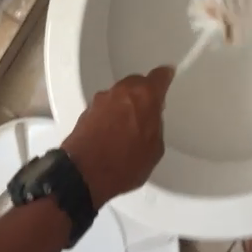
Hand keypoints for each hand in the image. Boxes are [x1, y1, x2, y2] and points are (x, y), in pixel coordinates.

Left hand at [62, 67, 172, 207]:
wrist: (84, 174)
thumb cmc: (125, 164)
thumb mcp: (154, 150)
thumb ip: (156, 125)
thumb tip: (150, 119)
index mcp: (145, 96)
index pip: (160, 76)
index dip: (165, 77)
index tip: (167, 77)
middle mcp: (123, 90)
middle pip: (137, 83)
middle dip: (143, 94)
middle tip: (146, 112)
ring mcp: (102, 98)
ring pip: (120, 94)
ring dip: (125, 104)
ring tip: (126, 126)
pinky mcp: (87, 110)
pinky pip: (105, 106)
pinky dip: (110, 114)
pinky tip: (110, 132)